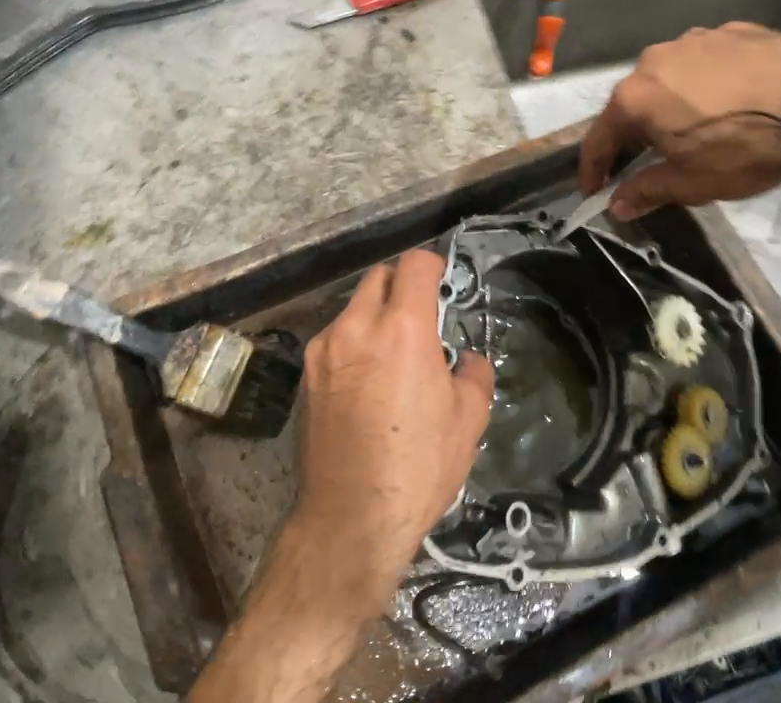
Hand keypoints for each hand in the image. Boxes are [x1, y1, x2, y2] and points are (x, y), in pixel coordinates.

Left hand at [292, 249, 494, 598]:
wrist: (351, 516)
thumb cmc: (418, 466)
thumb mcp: (469, 419)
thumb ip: (474, 373)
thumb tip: (466, 361)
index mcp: (402, 328)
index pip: (414, 264)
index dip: (433, 266)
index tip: (442, 283)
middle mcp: (357, 326)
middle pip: (378, 278)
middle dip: (402, 288)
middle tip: (421, 321)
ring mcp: (324, 350)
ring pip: (353, 309)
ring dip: (375, 318)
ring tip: (392, 359)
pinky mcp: (306, 376)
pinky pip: (335, 341)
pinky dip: (354, 345)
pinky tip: (366, 385)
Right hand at [578, 23, 780, 219]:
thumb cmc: (743, 148)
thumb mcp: (692, 181)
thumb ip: (648, 191)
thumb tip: (617, 206)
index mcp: (636, 97)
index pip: (600, 138)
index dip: (594, 169)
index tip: (594, 190)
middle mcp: (655, 59)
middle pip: (634, 102)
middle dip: (636, 133)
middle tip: (648, 159)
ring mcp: (695, 39)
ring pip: (671, 76)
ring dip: (672, 102)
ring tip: (695, 125)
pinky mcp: (734, 30)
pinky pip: (707, 61)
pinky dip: (708, 82)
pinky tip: (731, 99)